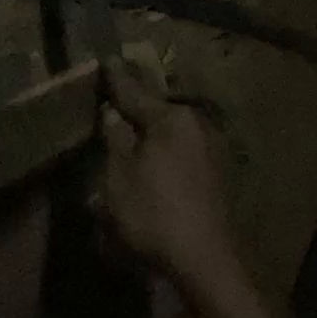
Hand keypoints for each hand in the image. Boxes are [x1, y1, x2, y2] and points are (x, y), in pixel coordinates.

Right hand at [97, 62, 238, 280]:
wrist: (201, 260)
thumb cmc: (152, 212)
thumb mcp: (119, 174)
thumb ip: (114, 138)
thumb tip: (112, 113)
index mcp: (171, 119)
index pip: (134, 91)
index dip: (115, 78)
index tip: (106, 58)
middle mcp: (195, 127)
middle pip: (155, 111)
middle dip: (133, 105)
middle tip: (111, 93)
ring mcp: (207, 152)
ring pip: (167, 133)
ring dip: (146, 132)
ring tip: (123, 127)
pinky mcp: (210, 177)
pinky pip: (175, 152)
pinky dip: (158, 152)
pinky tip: (144, 159)